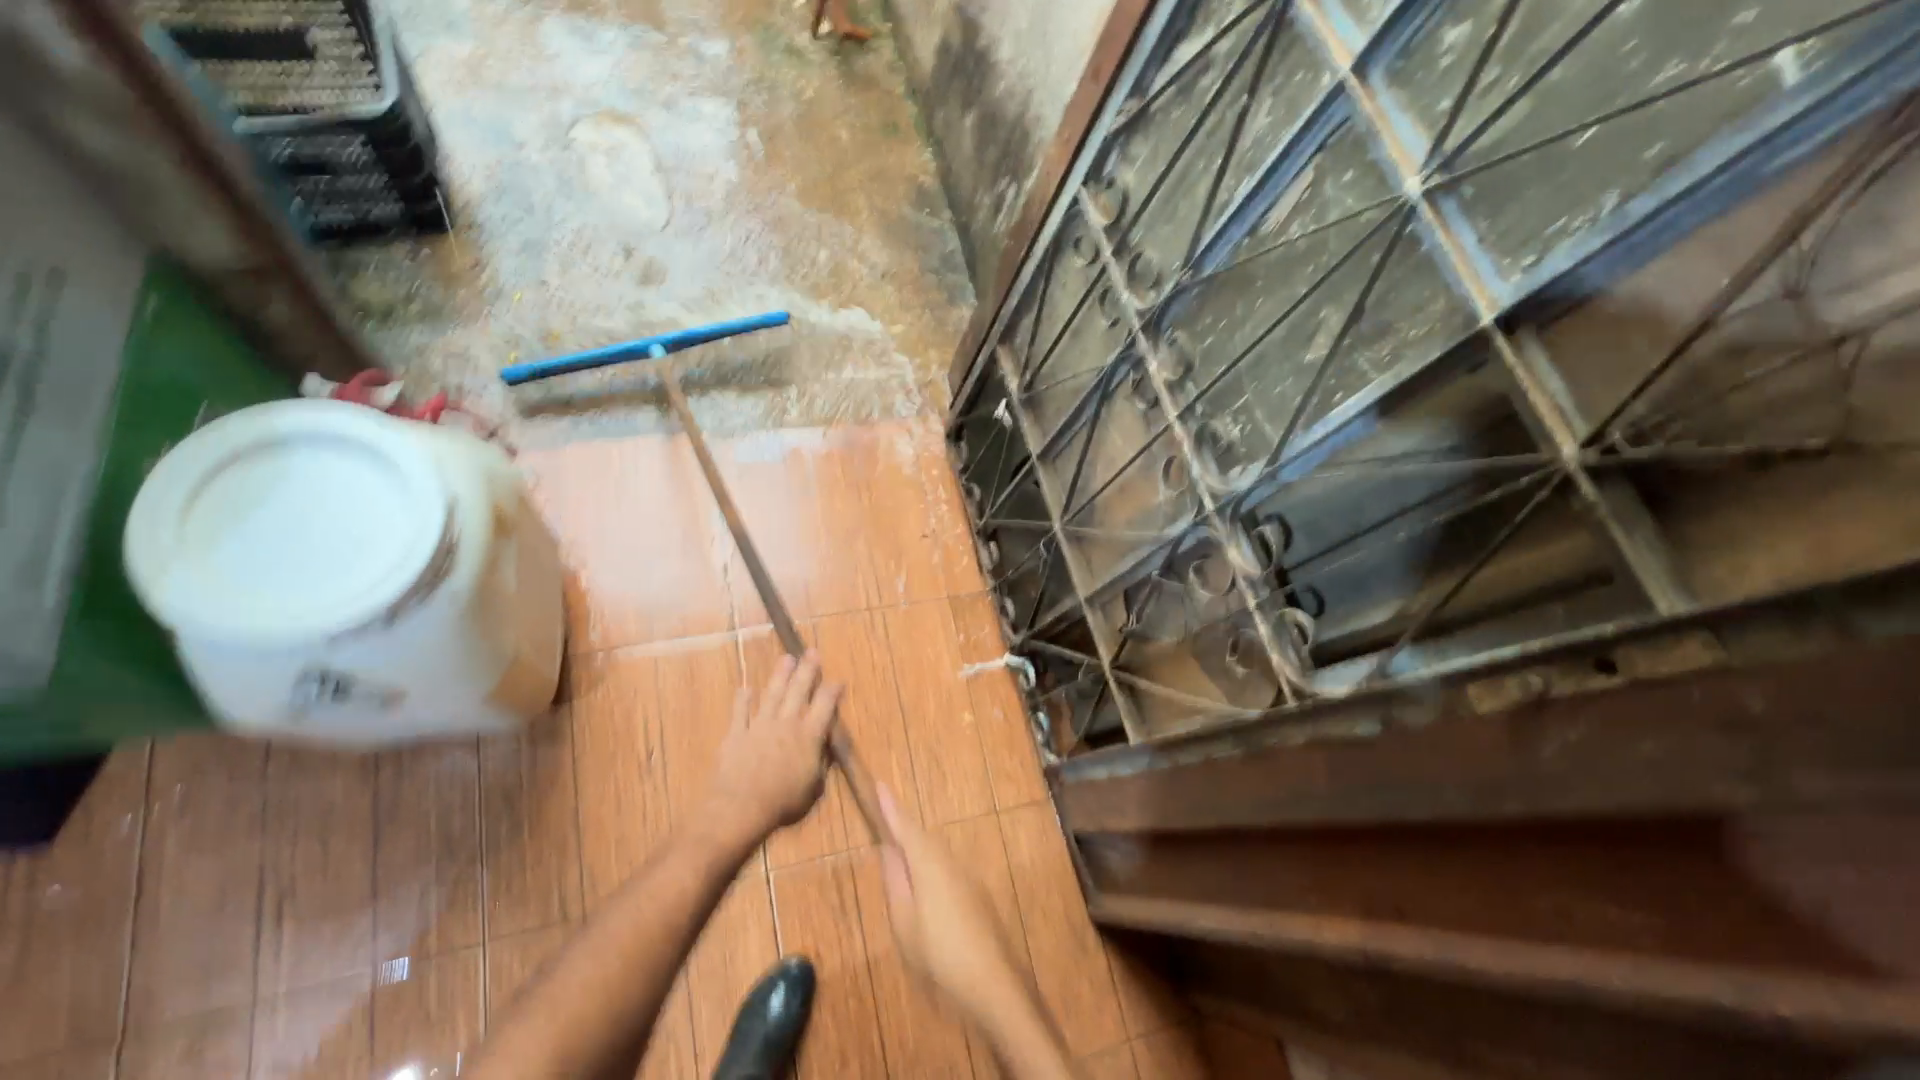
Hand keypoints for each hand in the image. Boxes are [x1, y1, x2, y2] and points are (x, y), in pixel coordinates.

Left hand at [703, 652, 841, 844]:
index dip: (832, 691)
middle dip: (807, 670)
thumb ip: (821, 764)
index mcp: (809, 737)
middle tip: (811, 652)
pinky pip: (740, 712)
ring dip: (780, 675)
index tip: (838, 680)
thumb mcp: (814, 788)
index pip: (825, 706)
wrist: (741, 805)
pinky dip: (743, 700)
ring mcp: (760, 725)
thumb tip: (827, 748)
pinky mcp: (737, 733)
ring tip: (786, 658)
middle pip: (799, 691)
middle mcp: (786, 724)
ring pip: (773, 694)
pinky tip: (745, 688)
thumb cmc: (782, 803)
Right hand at [876, 784, 1028, 1023]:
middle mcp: (951, 864)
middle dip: (904, 828)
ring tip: (898, 854)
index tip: (881, 784)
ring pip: (937, 854)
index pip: (907, 829)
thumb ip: (896, 882)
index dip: (892, 808)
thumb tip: (889, 849)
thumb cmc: (939, 954)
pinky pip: (947, 869)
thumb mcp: (905, 922)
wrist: (993, 983)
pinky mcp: (977, 897)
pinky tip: (923, 886)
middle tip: (884, 818)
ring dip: (918, 850)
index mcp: (930, 866)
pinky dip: (930, 867)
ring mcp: (968, 879)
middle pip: (924, 838)